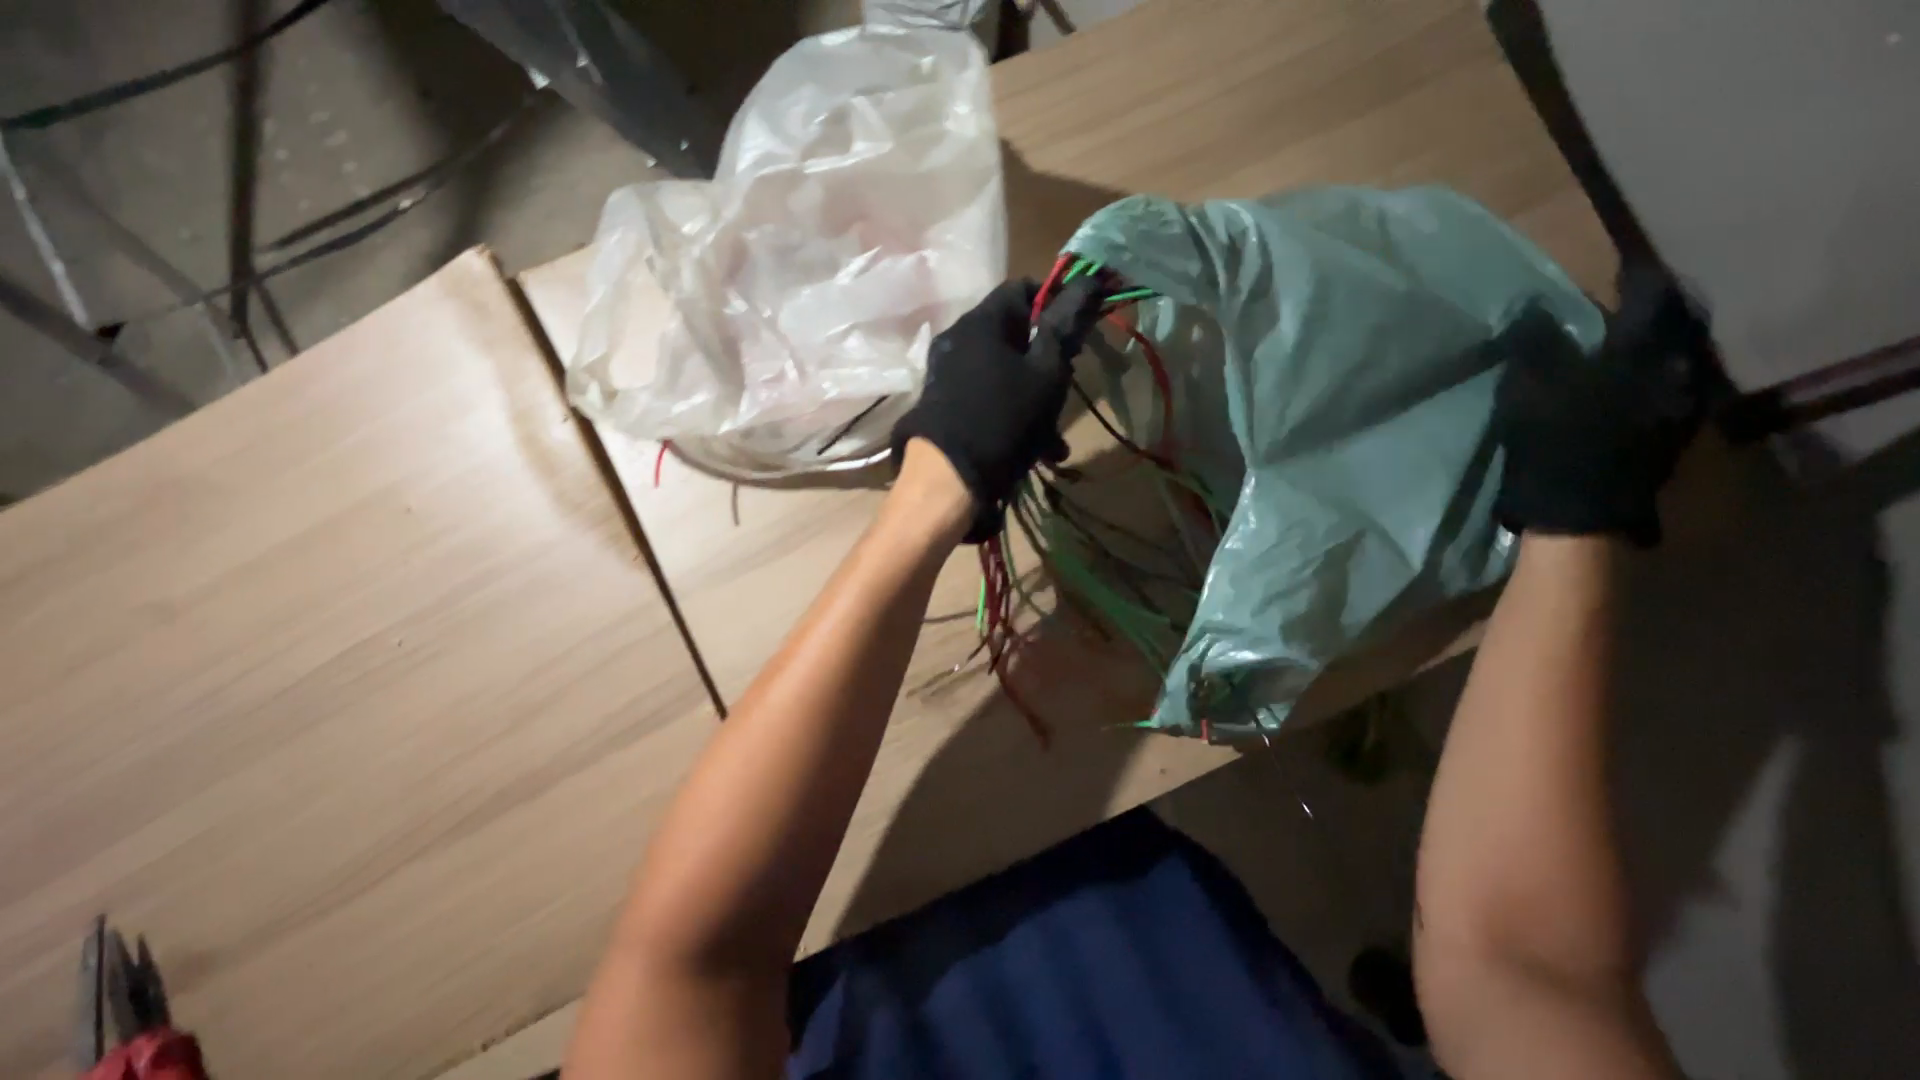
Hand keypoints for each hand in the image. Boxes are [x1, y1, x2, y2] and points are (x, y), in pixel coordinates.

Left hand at [890, 276, 1104, 542]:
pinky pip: (986, 397)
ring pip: (1003, 371)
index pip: (1022, 288)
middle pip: (1013, 333)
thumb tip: (1089, 281)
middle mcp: (957, 338)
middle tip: (1068, 386)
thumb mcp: (1047, 371)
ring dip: (1034, 397)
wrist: (947, 479)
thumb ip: (1067, 325)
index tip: (1078, 331)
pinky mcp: (942, 404)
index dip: (1054, 302)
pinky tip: (1036, 451)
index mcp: (981, 320)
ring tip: (1055, 436)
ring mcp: (945, 373)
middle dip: (1047, 359)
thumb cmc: (1005, 418)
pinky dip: (1011, 414)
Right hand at [1492, 264, 1710, 545]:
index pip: (1650, 297)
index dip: (1632, 280)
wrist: (1579, 517)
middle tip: (1624, 306)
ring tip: (1623, 346)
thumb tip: (1533, 307)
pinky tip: (1627, 386)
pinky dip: (1650, 378)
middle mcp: (1676, 373)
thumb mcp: (1530, 387)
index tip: (1615, 271)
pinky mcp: (1671, 438)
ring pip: (1673, 361)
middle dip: (1649, 315)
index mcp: (1645, 354)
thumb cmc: (1553, 444)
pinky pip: (1668, 390)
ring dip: (1651, 349)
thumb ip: (1536, 343)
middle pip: (1672, 329)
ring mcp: (1680, 409)